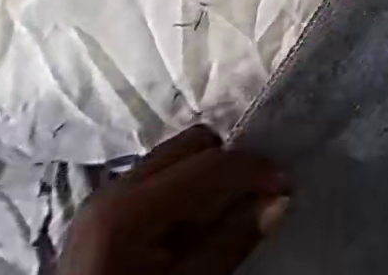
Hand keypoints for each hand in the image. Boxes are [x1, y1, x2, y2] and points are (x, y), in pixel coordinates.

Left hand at [57, 126, 288, 274]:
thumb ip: (230, 243)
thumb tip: (279, 199)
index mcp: (129, 209)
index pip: (210, 163)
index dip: (254, 169)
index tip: (286, 186)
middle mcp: (114, 189)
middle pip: (192, 144)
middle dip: (229, 164)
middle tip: (254, 198)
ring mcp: (102, 200)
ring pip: (176, 157)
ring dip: (208, 176)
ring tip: (226, 213)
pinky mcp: (101, 215)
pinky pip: (157, 178)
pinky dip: (184, 189)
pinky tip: (193, 226)